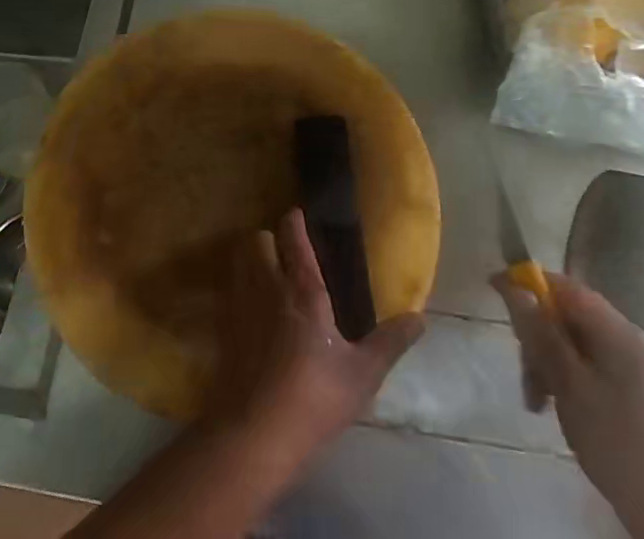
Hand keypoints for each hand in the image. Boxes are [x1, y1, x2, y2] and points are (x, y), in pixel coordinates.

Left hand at [208, 208, 424, 454]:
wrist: (255, 429)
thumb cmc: (315, 398)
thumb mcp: (363, 374)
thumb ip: (391, 342)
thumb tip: (419, 318)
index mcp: (303, 292)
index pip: (296, 242)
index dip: (295, 223)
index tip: (298, 214)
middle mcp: (267, 287)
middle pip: (258, 240)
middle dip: (270, 239)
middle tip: (287, 253)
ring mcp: (241, 304)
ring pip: (239, 259)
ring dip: (252, 257)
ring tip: (269, 273)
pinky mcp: (224, 325)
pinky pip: (229, 287)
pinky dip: (239, 283)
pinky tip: (253, 306)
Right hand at [493, 270, 643, 538]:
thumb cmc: (619, 445)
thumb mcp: (568, 386)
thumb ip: (542, 334)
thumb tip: (516, 287)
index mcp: (623, 336)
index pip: (568, 288)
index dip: (529, 281)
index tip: (492, 287)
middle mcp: (643, 344)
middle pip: (577, 320)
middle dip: (542, 339)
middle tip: (525, 377)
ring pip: (589, 349)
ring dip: (557, 366)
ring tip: (543, 404)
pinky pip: (607, 371)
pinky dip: (580, 380)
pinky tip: (573, 412)